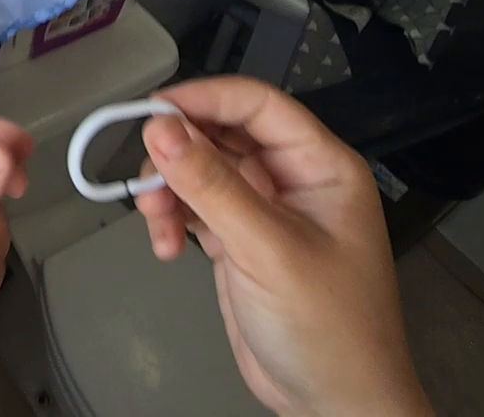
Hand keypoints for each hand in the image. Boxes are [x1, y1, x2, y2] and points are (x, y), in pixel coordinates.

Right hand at [133, 76, 430, 416]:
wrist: (335, 411)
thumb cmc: (324, 326)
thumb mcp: (266, 249)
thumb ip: (210, 184)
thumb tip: (156, 126)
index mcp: (318, 165)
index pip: (256, 104)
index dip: (204, 98)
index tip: (152, 111)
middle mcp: (288, 175)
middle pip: (217, 133)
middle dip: (178, 155)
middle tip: (148, 183)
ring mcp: (259, 206)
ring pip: (196, 166)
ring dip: (167, 191)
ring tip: (158, 224)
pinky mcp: (234, 234)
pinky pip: (190, 203)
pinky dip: (171, 218)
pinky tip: (168, 248)